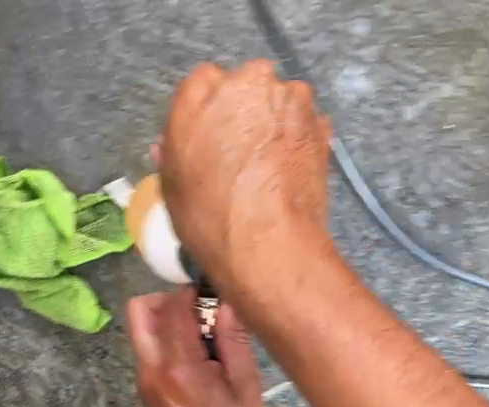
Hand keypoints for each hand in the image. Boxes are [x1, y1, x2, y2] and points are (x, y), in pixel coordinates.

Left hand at [126, 289, 264, 406]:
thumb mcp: (246, 390)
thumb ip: (235, 342)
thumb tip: (228, 302)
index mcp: (179, 365)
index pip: (174, 304)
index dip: (197, 292)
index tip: (219, 300)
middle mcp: (152, 368)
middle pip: (140, 309)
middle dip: (171, 300)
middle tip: (204, 315)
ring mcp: (144, 380)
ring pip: (142, 329)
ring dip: (169, 321)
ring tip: (206, 340)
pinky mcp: (146, 390)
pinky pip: (150, 350)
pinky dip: (168, 342)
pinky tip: (200, 360)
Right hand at [157, 60, 334, 297]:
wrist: (269, 245)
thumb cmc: (208, 216)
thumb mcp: (172, 190)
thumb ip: (171, 156)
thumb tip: (167, 145)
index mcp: (201, 90)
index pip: (200, 86)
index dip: (204, 116)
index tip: (206, 144)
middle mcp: (249, 80)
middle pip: (244, 88)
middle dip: (241, 114)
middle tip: (237, 158)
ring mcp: (291, 98)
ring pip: (277, 104)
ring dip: (272, 125)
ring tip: (266, 169)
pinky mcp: (321, 123)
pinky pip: (301, 126)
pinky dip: (295, 142)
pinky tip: (287, 174)